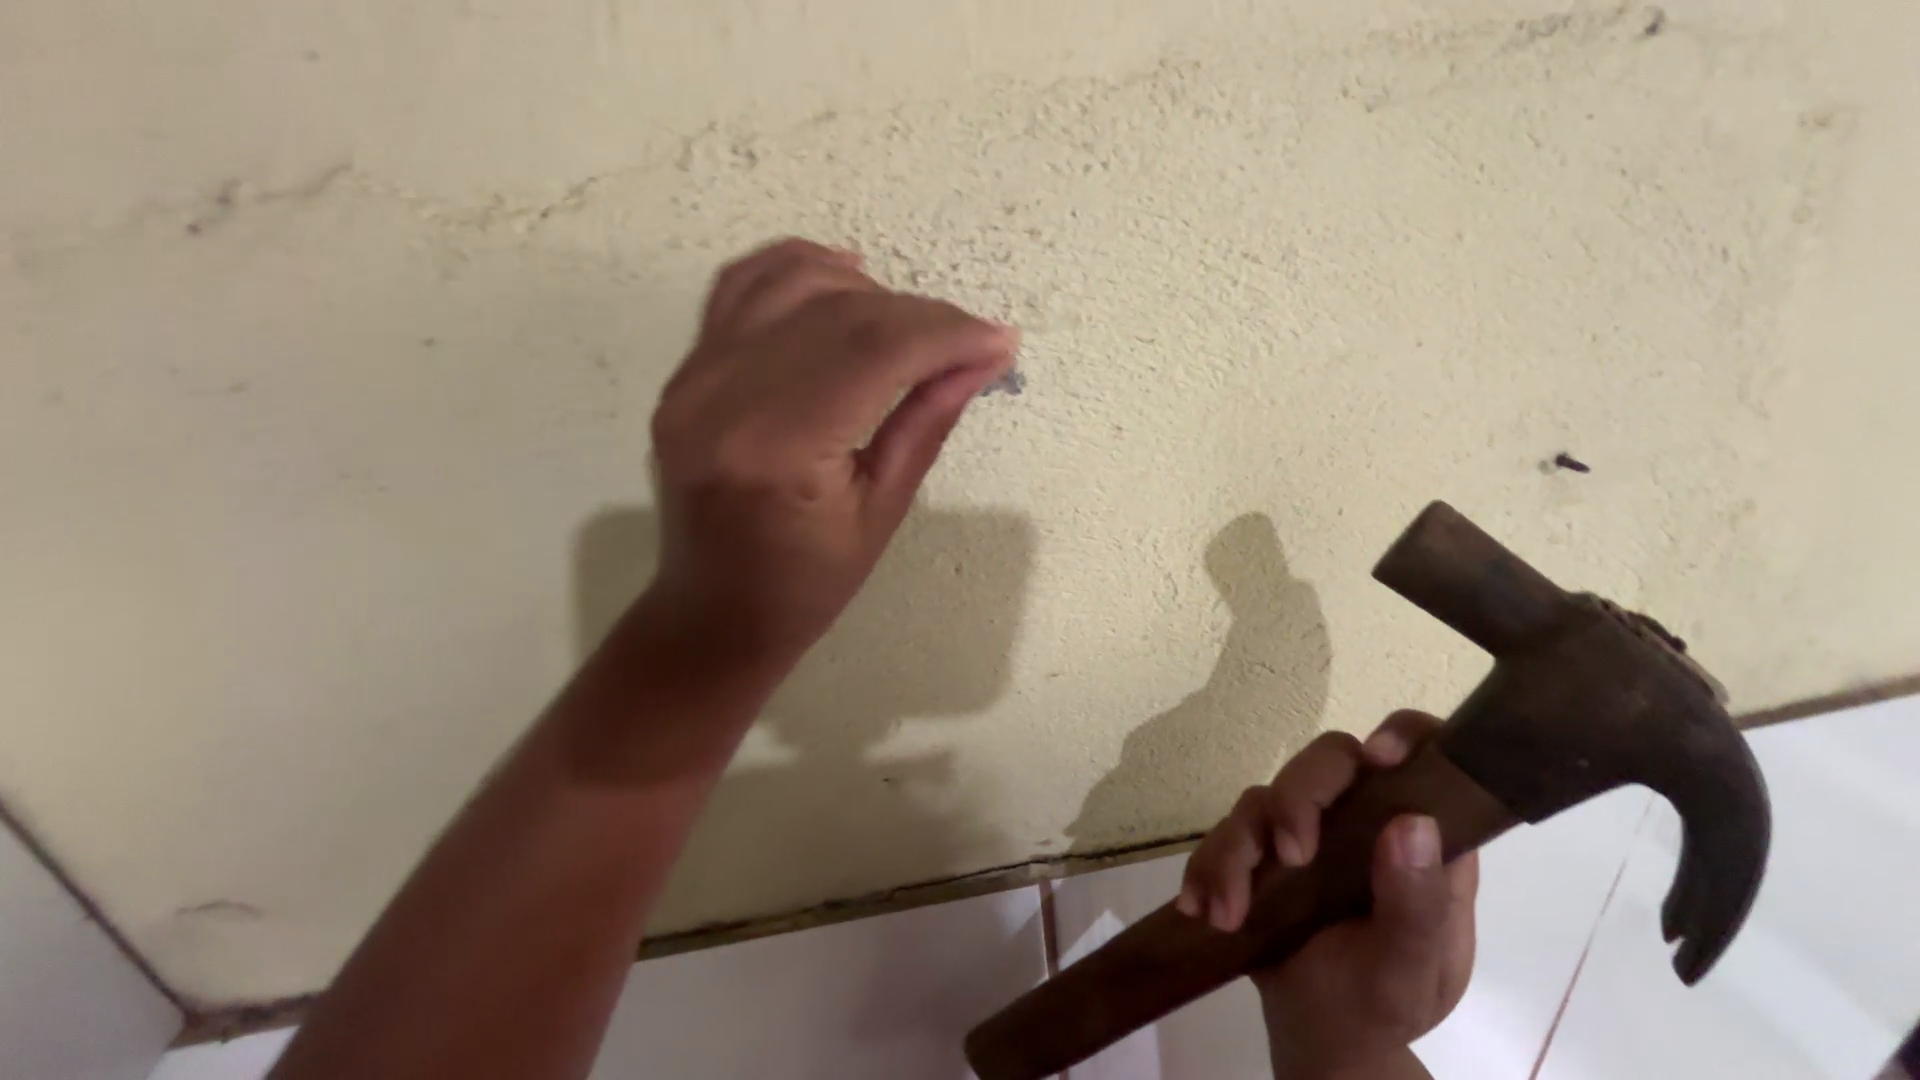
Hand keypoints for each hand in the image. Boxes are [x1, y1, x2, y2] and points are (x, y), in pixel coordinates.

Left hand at [645, 238, 1017, 665]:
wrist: (713, 612)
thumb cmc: (806, 585)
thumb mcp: (882, 512)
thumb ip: (926, 421)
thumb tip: (986, 354)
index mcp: (778, 449)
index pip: (872, 350)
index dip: (945, 333)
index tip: (998, 341)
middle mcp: (724, 398)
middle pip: (837, 311)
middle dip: (918, 314)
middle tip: (968, 340)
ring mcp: (693, 378)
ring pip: (790, 282)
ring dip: (865, 289)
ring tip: (911, 325)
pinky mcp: (684, 373)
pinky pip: (740, 288)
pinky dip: (797, 269)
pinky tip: (843, 281)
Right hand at [1176, 712, 1477, 1079]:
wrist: (1319, 1040)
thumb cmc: (1382, 1006)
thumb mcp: (1412, 971)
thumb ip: (1417, 906)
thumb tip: (1413, 822)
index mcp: (1417, 836)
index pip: (1423, 755)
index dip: (1404, 736)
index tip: (1378, 758)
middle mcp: (1360, 819)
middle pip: (1327, 761)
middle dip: (1298, 798)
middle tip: (1289, 856)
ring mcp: (1304, 832)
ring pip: (1263, 797)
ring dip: (1237, 849)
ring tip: (1227, 912)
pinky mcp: (1257, 851)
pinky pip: (1221, 835)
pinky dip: (1205, 868)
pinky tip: (1200, 909)